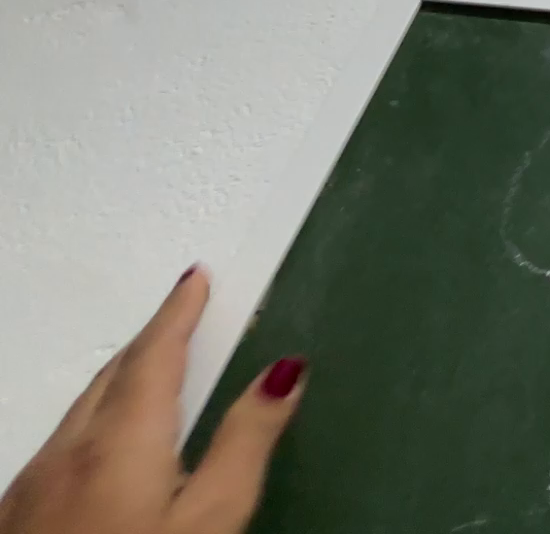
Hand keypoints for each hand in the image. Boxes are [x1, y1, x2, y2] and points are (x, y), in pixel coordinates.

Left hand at [0, 268, 304, 533]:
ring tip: (158, 361)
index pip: (153, 358)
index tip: (196, 277)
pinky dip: (98, 415)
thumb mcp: (215, 513)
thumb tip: (287, 368)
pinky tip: (110, 435)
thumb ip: (249, 437)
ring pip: (79, 413)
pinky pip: (61, 445)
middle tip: (186, 310)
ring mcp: (25, 496)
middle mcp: (60, 459)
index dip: (178, 313)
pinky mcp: (13, 524)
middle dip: (151, 338)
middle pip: (109, 380)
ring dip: (123, 377)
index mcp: (118, 444)